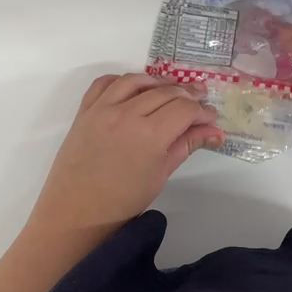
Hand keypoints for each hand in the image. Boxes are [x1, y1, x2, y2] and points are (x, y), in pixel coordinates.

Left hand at [26, 74, 224, 237]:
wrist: (77, 211)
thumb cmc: (123, 201)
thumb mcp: (160, 174)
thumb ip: (185, 145)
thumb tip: (214, 132)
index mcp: (149, 135)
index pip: (184, 109)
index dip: (202, 111)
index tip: (210, 119)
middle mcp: (126, 114)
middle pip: (165, 92)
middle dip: (187, 95)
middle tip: (200, 100)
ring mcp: (102, 109)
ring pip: (137, 80)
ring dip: (158, 82)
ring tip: (172, 90)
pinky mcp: (84, 111)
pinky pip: (104, 83)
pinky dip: (123, 80)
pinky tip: (135, 88)